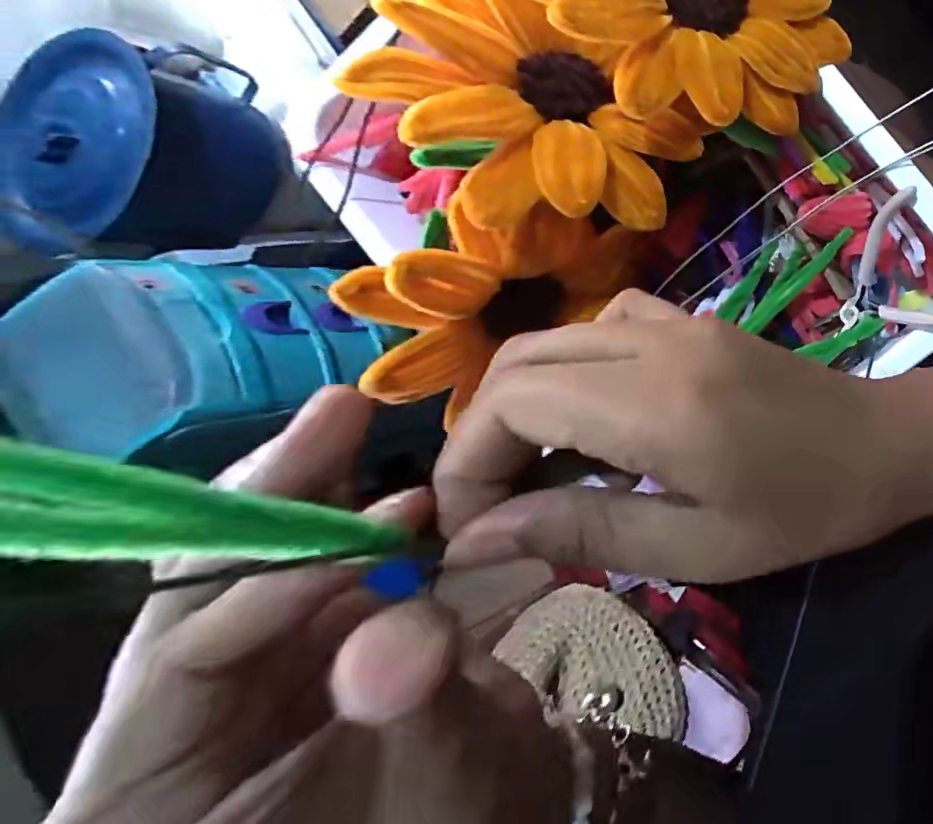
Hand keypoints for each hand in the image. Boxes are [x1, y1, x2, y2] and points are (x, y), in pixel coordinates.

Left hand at [49, 388, 570, 823]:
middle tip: (340, 411)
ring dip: (319, 495)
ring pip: (265, 571)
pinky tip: (404, 483)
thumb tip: (407, 621)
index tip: (393, 518)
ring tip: (355, 421)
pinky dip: (369, 525)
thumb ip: (413, 702)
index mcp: (153, 797)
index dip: (283, 581)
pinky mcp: (319, 652)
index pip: (186, 662)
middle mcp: (184, 731)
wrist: (517, 811)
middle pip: (202, 596)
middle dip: (273, 498)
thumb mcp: (439, 781)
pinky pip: (332, 575)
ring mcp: (256, 683)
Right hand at [435, 290, 932, 580]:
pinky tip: (609, 413)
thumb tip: (474, 536)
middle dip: (489, 431)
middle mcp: (661, 342)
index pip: (510, 401)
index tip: (477, 526)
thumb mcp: (696, 546)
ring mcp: (687, 322)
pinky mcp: (707, 322)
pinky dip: (584, 363)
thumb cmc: (807, 509)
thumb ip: (584, 529)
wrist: (890, 445)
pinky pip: (617, 322)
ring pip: (565, 335)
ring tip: (552, 464)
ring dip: (533, 393)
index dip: (469, 463)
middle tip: (507, 502)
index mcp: (656, 401)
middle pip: (523, 359)